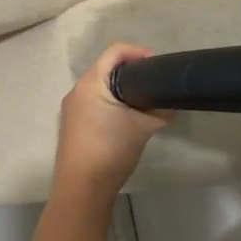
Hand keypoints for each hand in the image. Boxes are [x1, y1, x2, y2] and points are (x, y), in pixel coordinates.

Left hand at [54, 43, 171, 198]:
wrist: (82, 188)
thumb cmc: (111, 149)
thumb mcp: (143, 128)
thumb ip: (159, 111)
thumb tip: (169, 106)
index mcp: (91, 83)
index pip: (114, 52)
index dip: (138, 52)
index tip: (157, 66)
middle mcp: (76, 91)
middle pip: (106, 68)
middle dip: (131, 72)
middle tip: (154, 83)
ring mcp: (71, 109)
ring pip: (100, 88)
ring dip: (121, 90)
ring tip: (144, 101)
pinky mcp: (72, 125)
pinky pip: (94, 103)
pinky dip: (112, 103)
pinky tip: (127, 119)